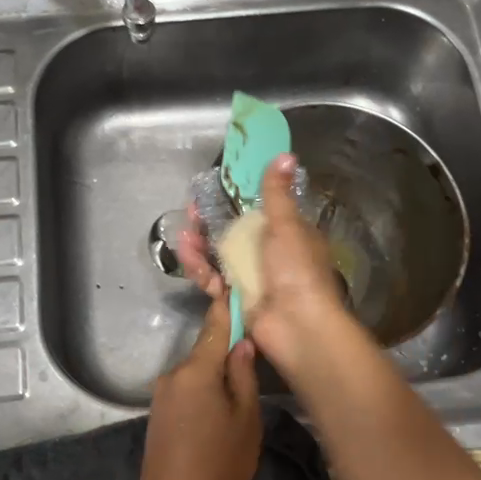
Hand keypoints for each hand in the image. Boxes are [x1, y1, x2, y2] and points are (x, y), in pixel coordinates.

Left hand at [135, 296, 261, 479]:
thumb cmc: (218, 464)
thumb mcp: (245, 420)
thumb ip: (243, 376)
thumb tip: (242, 343)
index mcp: (196, 370)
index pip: (215, 325)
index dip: (228, 306)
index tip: (239, 286)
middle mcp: (173, 374)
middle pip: (206, 350)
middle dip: (229, 350)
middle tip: (257, 355)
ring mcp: (162, 394)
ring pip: (197, 372)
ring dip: (217, 375)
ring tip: (243, 393)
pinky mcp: (159, 412)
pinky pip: (187, 389)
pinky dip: (205, 391)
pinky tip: (220, 411)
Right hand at [173, 155, 354, 368]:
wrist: (297, 325)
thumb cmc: (296, 269)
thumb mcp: (287, 225)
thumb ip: (276, 193)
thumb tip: (286, 154)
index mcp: (287, 234)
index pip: (258, 210)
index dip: (235, 199)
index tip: (214, 189)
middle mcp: (269, 254)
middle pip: (232, 233)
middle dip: (209, 223)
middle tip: (190, 212)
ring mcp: (252, 277)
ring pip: (218, 256)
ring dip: (200, 245)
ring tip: (184, 236)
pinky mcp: (236, 298)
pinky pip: (213, 279)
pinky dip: (200, 269)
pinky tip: (188, 258)